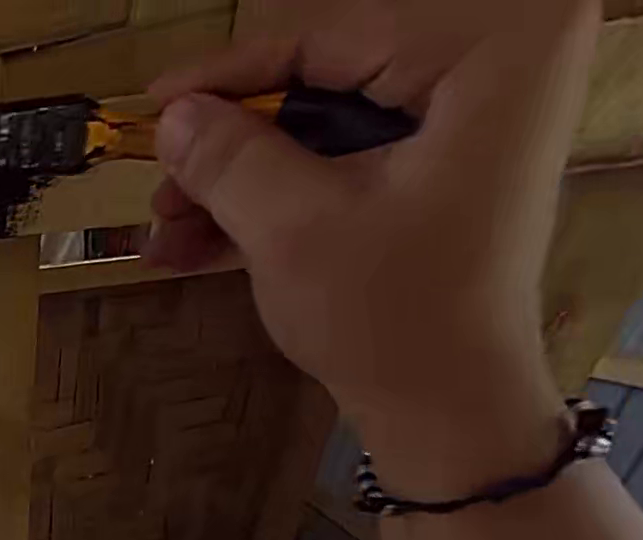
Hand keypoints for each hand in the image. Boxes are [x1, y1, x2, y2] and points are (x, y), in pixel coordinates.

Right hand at [143, 0, 600, 497]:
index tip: (153, 103)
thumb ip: (231, 160)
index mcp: (489, 47)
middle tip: (160, 195)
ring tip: (163, 237)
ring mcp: (448, 130)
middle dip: (224, 152)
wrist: (435, 398)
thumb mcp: (293, 228)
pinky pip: (320, 179)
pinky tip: (189, 249)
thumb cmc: (383, 310)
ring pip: (306, 141)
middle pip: (314, 90)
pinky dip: (255, 212)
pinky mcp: (415, 180)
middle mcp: (481, 69)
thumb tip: (171, 115)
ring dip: (225, 191)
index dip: (227, 76)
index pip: (328, 38)